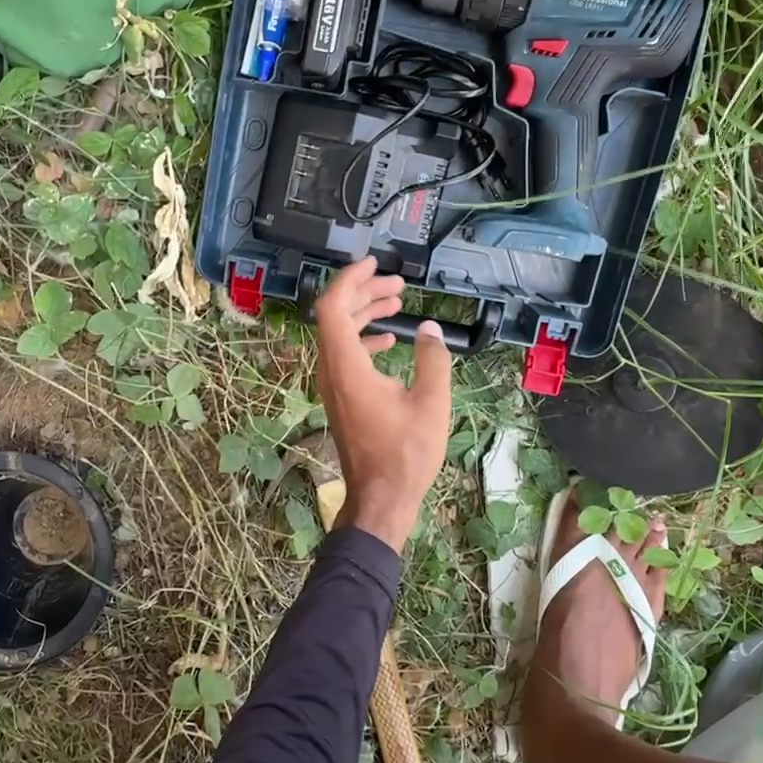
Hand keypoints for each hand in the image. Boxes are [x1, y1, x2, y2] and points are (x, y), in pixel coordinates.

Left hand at [313, 258, 451, 552]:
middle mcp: (331, 371)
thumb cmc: (406, 454)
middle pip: (335, 315)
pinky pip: (345, 355)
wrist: (380, 498)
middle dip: (363, 291)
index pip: (332, 307)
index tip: (374, 264)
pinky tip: (390, 340)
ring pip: (340, 335)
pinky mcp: (341, 398)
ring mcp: (332, 386)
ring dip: (365, 313)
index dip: (349, 279)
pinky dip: (364, 339)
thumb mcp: (431, 403)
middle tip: (395, 282)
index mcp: (346, 366)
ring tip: (396, 301)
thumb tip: (429, 328)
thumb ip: (432, 359)